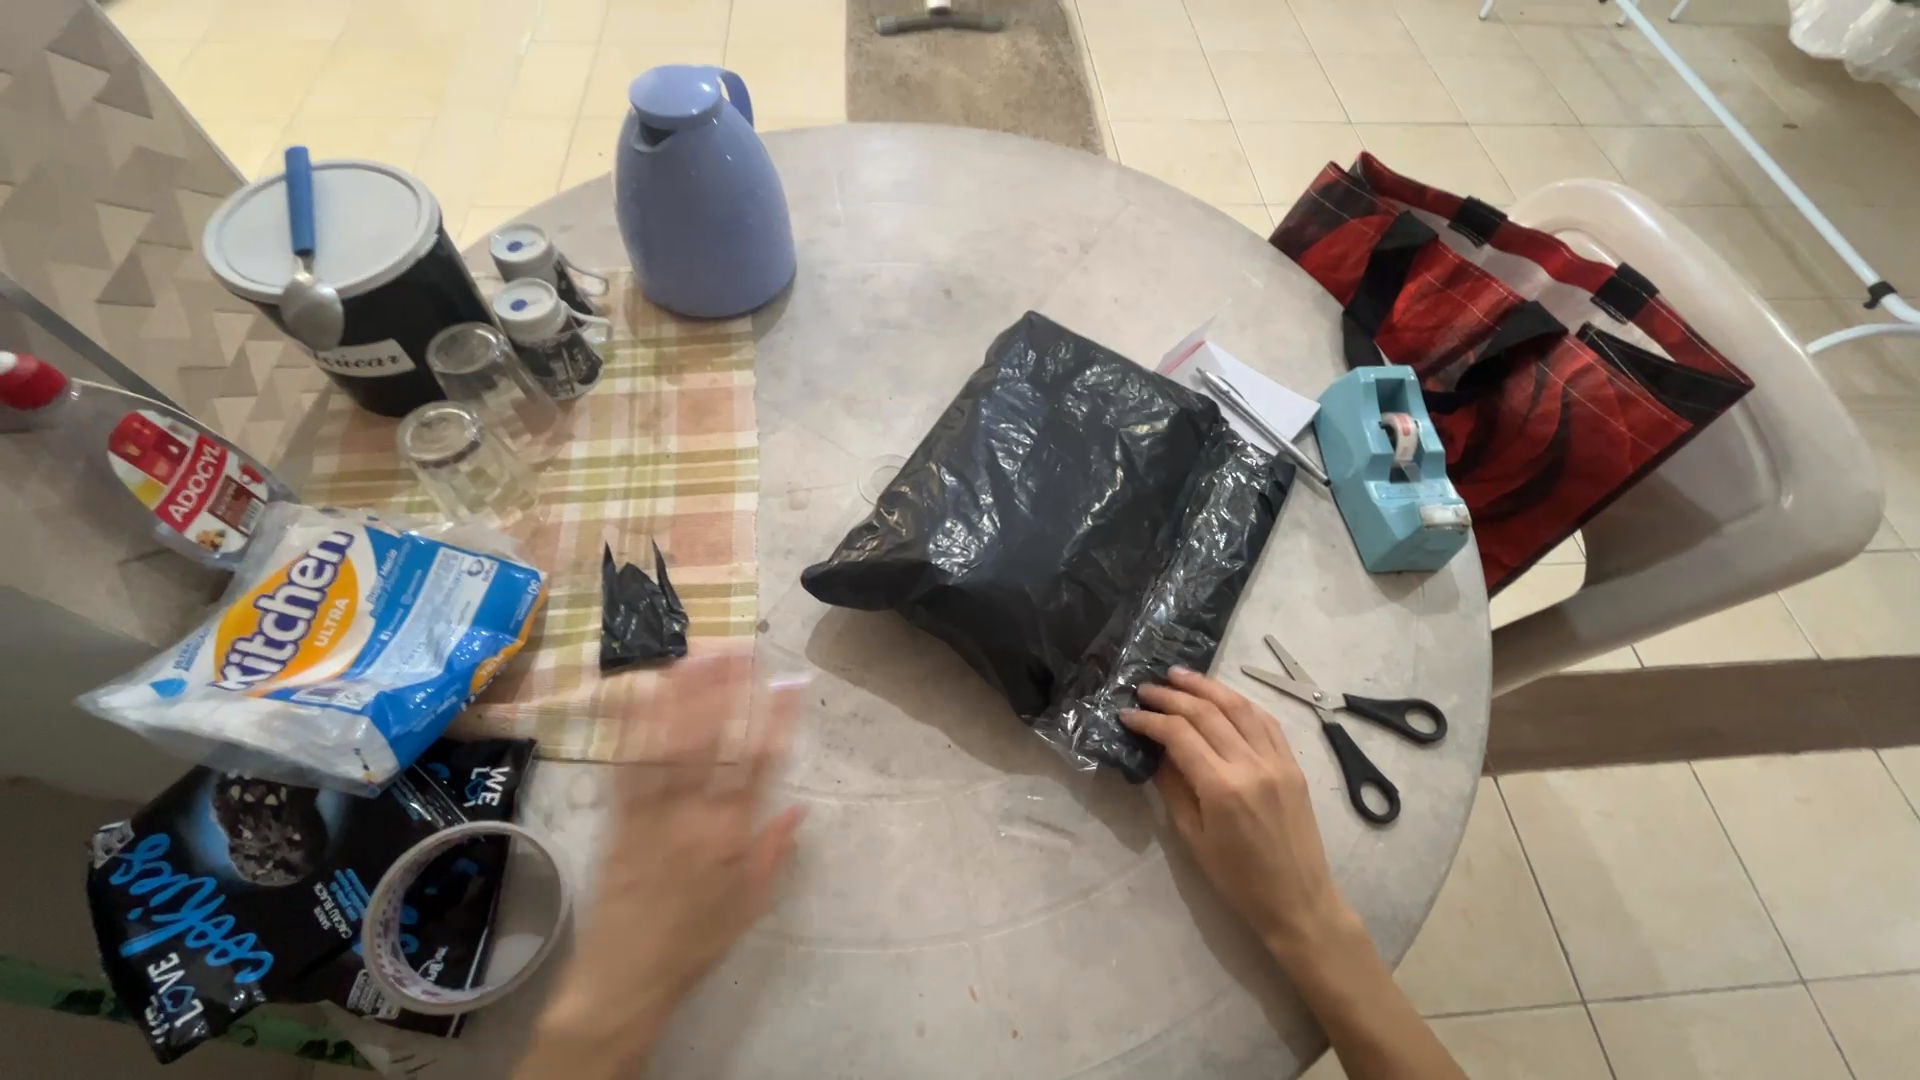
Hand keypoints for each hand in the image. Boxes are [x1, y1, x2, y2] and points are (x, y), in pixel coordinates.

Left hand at [523, 652, 806, 1077]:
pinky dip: (630, 726)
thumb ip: (775, 849)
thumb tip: (801, 804)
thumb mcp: (751, 902)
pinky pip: (623, 765)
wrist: (623, 978)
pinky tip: (639, 693)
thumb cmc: (696, 941)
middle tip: (739, 650)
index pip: (761, 764)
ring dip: (681, 696)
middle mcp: (689, 815)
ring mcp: (648, 813)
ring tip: (694, 656)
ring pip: (666, 744)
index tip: (791, 682)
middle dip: (726, 691)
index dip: (778, 719)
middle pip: (709, 741)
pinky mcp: (615, 818)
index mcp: (730, 836)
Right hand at [1122, 667, 1355, 962]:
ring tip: (1179, 676)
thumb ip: (1173, 787)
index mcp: (1222, 787)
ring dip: (1206, 687)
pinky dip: (1240, 702)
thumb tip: (1156, 751)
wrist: (1298, 901)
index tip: (1127, 713)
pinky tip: (1222, 696)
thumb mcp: (1192, 836)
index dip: (1150, 719)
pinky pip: (1266, 721)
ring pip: (1238, 706)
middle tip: (1145, 688)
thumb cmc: (1238, 879)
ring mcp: (1277, 761)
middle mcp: (1251, 765)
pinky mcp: (1292, 765)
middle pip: (1206, 712)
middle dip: (1171, 696)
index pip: (1179, 734)